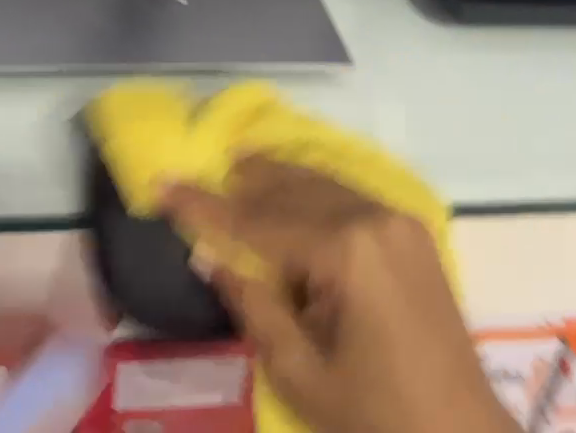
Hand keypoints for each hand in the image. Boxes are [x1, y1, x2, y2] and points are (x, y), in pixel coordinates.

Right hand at [163, 157, 517, 432]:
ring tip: (237, 168)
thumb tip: (213, 257)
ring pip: (322, 183)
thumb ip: (255, 306)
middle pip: (292, 188)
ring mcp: (398, 219)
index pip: (259, 221)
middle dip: (242, 182)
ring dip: (277, 178)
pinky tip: (291, 188)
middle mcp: (374, 218)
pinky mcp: (412, 230)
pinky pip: (350, 194)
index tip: (164, 186)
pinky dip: (313, 189)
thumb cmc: (377, 417)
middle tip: (196, 174)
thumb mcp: (301, 374)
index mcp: (346, 252)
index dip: (206, 206)